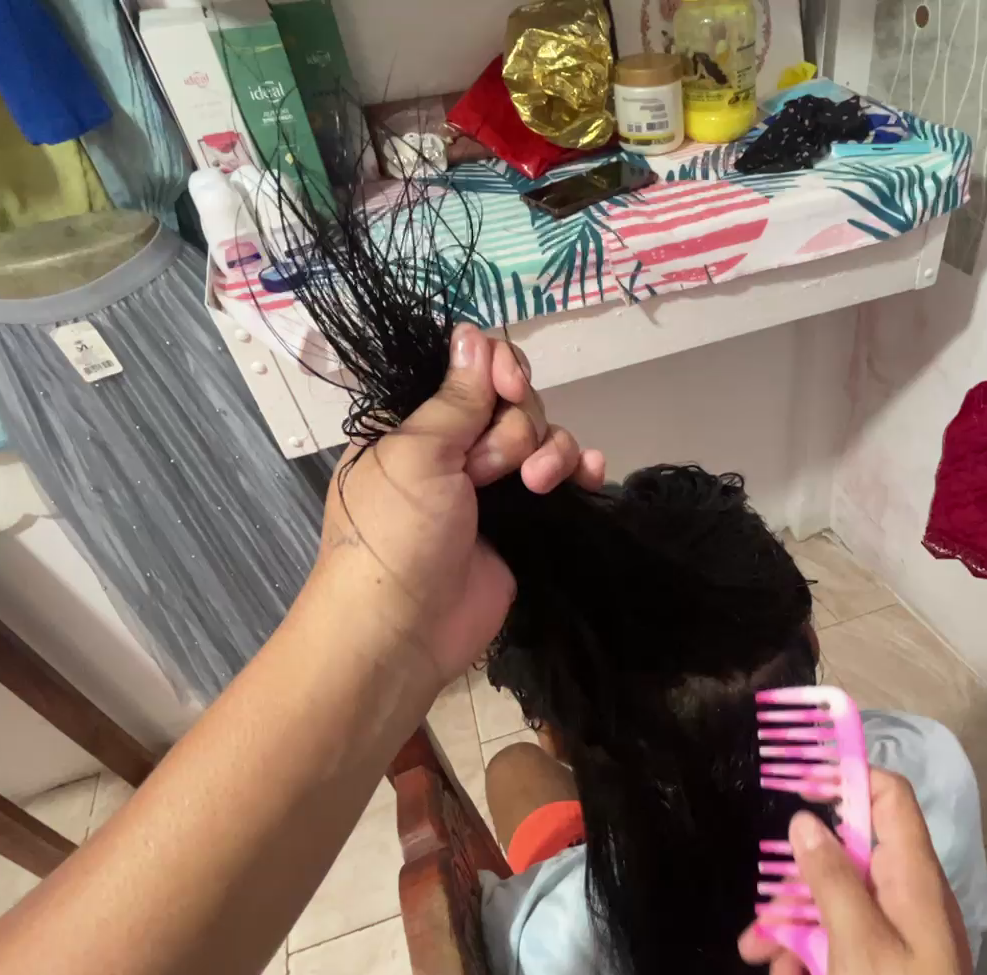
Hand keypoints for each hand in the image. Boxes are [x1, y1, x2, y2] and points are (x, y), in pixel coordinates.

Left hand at [311, 324, 604, 683]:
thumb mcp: (416, 453)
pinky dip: (579, 469)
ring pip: (543, 437)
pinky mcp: (524, 518)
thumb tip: (473, 333)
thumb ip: (456, 396)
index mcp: (417, 421)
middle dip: (516, 427)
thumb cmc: (396, 532)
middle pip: (514, 401)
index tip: (507, 386)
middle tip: (489, 469)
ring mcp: (492, 483)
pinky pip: (561, 478)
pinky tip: (590, 474)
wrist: (406, 628)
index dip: (498, 369)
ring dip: (550, 451)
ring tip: (535, 485)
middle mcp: (457, 445)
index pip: (471, 368)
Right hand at [738, 769, 986, 974]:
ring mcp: (890, 934)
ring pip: (826, 913)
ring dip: (793, 954)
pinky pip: (834, 951)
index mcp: (910, 878)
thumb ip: (831, 879)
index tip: (798, 785)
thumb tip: (805, 820)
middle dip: (795, 901)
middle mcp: (901, 896)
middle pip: (839, 864)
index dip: (845, 779)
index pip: (888, 797)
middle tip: (761, 931)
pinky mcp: (878, 967)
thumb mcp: (857, 948)